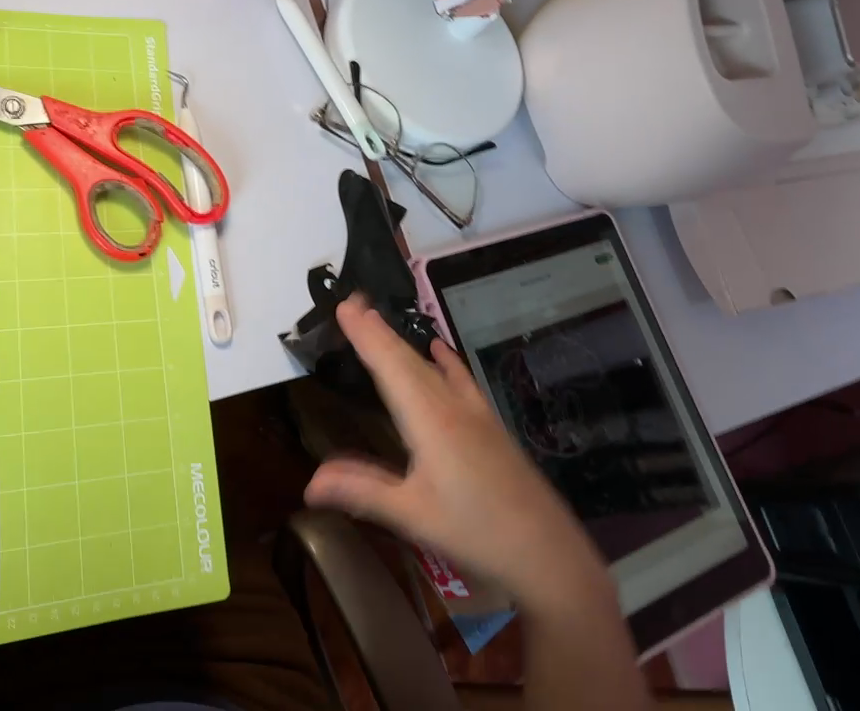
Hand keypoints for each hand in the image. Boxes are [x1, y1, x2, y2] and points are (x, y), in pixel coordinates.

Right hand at [304, 300, 610, 612]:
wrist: (550, 556)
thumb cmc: (477, 534)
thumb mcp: (413, 516)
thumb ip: (362, 492)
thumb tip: (309, 483)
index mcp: (429, 422)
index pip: (390, 368)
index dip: (365, 336)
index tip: (343, 307)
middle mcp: (451, 408)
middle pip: (409, 360)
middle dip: (379, 331)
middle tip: (352, 302)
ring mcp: (475, 416)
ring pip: (432, 369)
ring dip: (403, 342)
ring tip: (380, 319)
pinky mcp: (490, 429)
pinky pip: (460, 382)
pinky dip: (445, 362)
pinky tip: (441, 351)